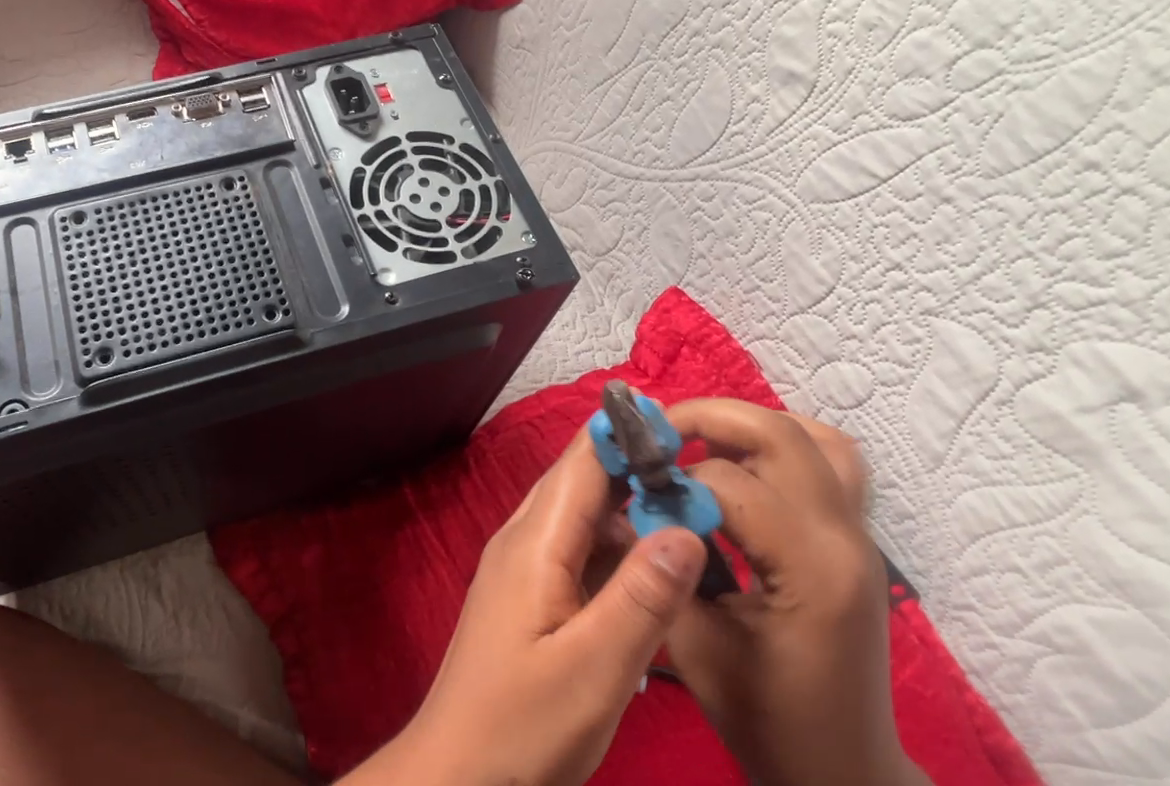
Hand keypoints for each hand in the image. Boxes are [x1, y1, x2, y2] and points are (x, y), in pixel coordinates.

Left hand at [344, 426, 707, 785]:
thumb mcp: (595, 668)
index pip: (581, 463)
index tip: (686, 420)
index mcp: (535, 543)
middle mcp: (525, 542)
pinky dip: (620, 552)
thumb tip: (687, 527)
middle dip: (640, 469)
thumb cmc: (522, 726)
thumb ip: (642, 598)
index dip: (627, 434)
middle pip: (584, 485)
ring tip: (699, 512)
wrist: (458, 773)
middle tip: (711, 469)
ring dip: (634, 512)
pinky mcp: (532, 600)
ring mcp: (525, 571)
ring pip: (586, 521)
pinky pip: (581, 556)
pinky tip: (659, 570)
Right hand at [665, 399, 927, 785]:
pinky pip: (827, 465)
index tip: (627, 486)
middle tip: (654, 436)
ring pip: (816, 439)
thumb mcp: (694, 646)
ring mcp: (858, 538)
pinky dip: (779, 448)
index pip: (730, 481)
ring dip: (750, 427)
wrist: (840, 767)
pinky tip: (735, 468)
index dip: (670, 477)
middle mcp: (844, 539)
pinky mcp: (853, 543)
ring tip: (696, 443)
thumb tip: (630, 507)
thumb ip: (659, 567)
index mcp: (810, 568)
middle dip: (707, 419)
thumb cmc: (765, 717)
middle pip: (780, 434)